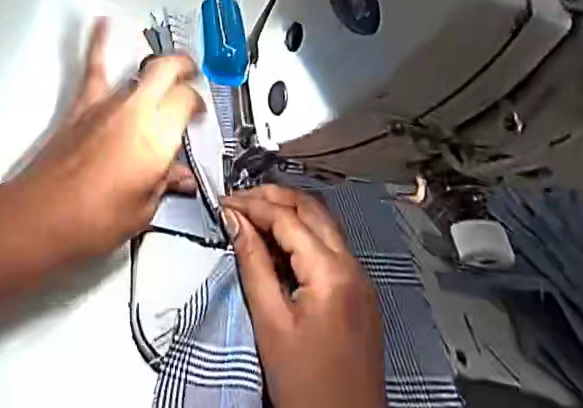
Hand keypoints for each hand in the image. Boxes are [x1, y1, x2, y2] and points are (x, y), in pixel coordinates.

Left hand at [14, 17, 203, 264]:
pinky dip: (98, 42)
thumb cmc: (90, 219)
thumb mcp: (143, 209)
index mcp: (158, 137)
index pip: (188, 101)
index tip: (198, 112)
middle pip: (167, 72)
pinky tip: (102, 24)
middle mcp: (134, 112)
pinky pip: (94, 66)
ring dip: (154, 66)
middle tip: (192, 75)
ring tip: (166, 63)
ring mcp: (106, 104)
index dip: (197, 104)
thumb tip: (174, 177)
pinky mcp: (82, 105)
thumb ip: (163, 183)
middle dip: (184, 69)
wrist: (44, 215)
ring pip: (138, 70)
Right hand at [224, 186, 384, 407]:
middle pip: (311, 208)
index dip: (251, 203)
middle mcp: (353, 269)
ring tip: (250, 216)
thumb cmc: (307, 385)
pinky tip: (274, 244)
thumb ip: (252, 261)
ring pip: (321, 224)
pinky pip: (328, 246)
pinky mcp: (358, 296)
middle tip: (237, 200)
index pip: (287, 217)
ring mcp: (360, 282)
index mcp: (332, 273)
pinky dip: (300, 234)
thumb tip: (234, 219)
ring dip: (286, 212)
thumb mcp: (269, 320)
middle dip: (272, 197)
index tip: (223, 203)